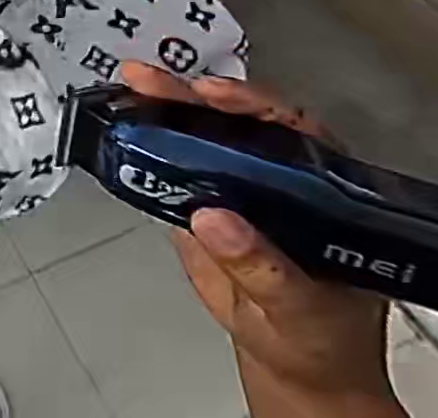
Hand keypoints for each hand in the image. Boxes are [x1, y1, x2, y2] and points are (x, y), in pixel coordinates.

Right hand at [120, 62, 402, 413]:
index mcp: (319, 187)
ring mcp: (230, 180)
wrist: (285, 357)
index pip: (290, 127)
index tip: (214, 93)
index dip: (251, 102)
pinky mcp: (192, 193)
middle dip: (187, 93)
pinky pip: (165, 159)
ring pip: (194, 130)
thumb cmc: (318, 335)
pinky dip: (140, 137)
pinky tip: (119, 118)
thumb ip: (262, 267)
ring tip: (128, 85)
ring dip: (160, 104)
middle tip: (148, 80)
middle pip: (230, 118)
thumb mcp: (300, 308)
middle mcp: (274, 172)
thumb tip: (213, 219)